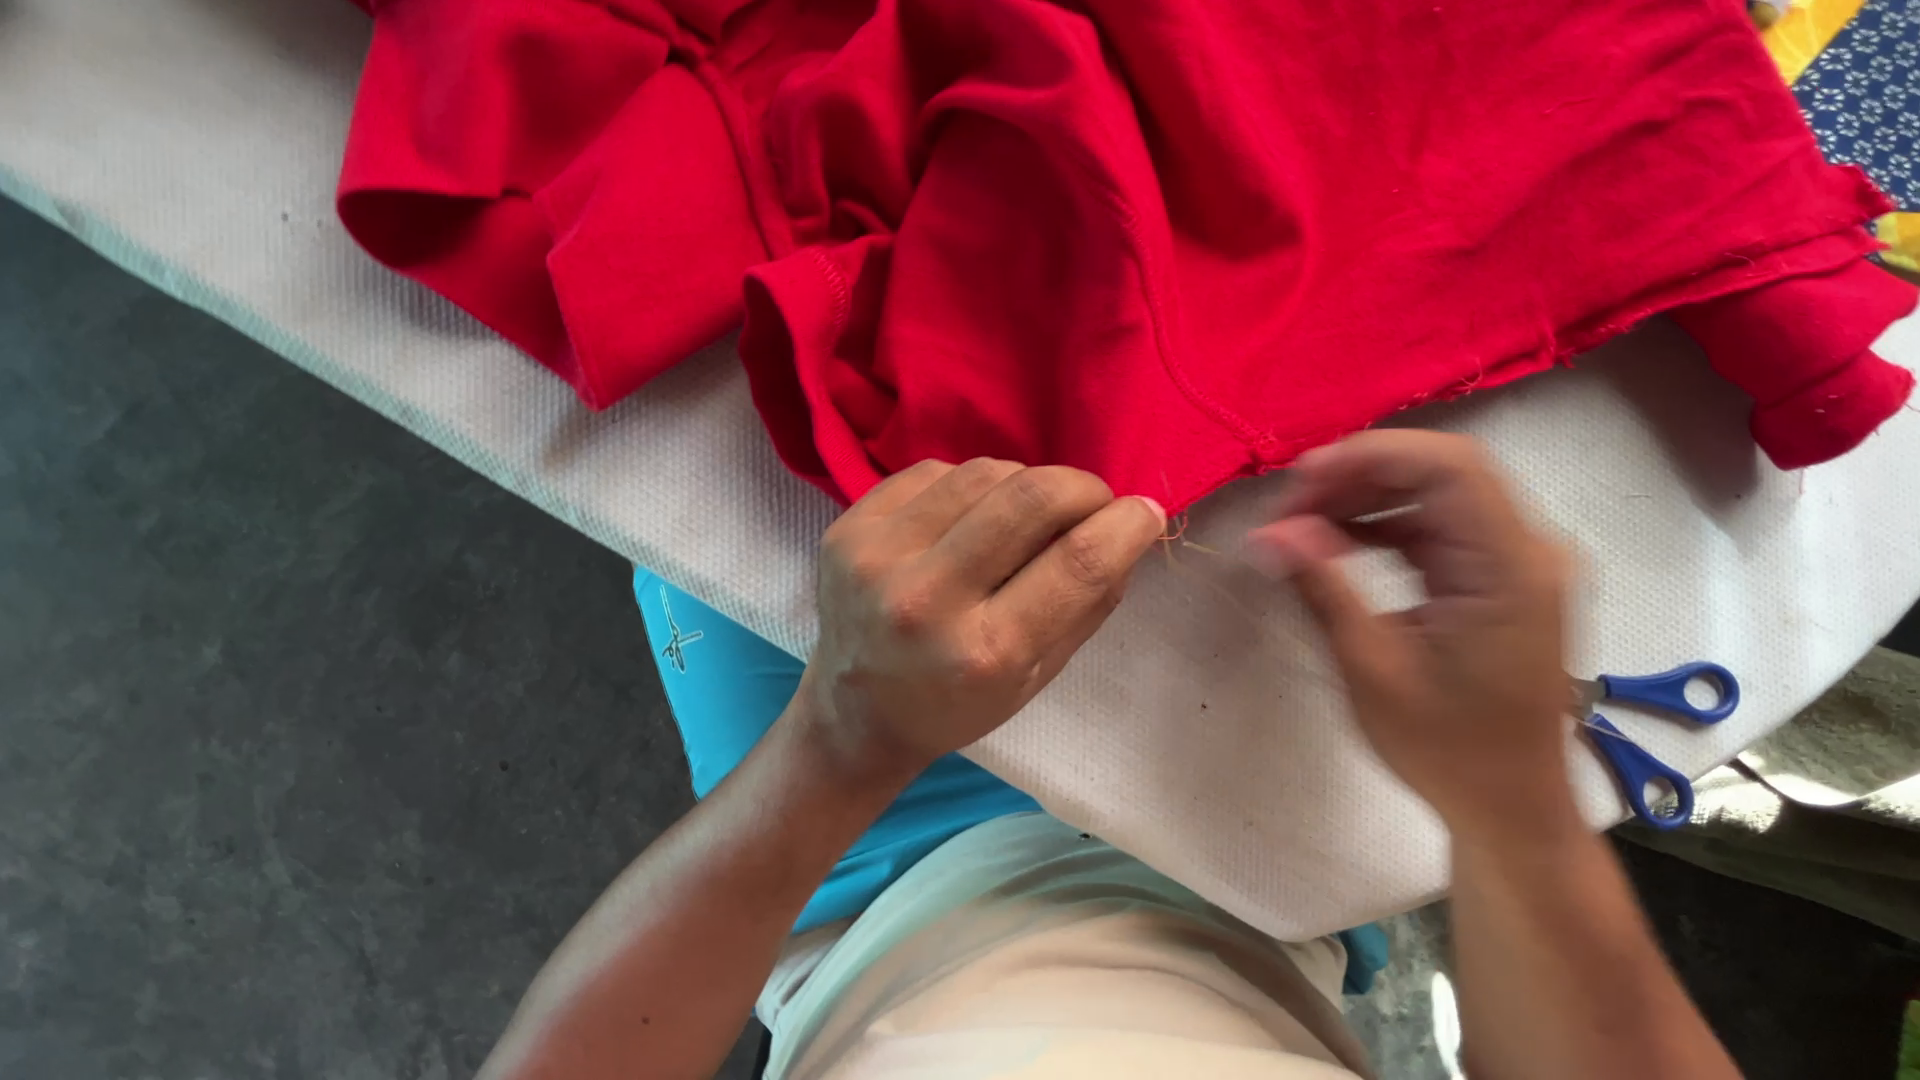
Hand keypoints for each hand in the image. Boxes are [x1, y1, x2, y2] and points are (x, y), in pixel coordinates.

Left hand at [796, 458, 1165, 777]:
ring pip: (983, 471)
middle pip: (1031, 497)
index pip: (1079, 561)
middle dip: (1082, 487)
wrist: (854, 712)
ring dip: (1026, 482)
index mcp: (984, 653)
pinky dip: (970, 485)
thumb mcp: (1037, 677)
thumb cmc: (956, 706)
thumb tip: (1130, 525)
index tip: (1145, 511)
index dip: (1128, 524)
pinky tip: (969, 517)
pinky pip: (935, 471)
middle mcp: (925, 599)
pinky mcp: (848, 526)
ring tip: (1027, 513)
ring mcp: (876, 555)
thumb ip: (1089, 603)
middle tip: (1092, 502)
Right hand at [1246, 431, 1575, 839]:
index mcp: (1510, 567)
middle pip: (1441, 472)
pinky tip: (1337, 543)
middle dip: (1357, 476)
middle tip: (1289, 510)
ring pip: (1437, 495)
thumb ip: (1323, 587)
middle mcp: (1528, 549)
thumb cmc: (1446, 746)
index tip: (1299, 481)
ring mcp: (1518, 562)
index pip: (1449, 466)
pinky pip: (1440, 528)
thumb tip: (1269, 533)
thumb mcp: (1371, 666)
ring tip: (1300, 526)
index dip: (1369, 456)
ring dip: (1366, 499)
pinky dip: (1385, 527)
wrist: (1509, 805)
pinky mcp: (1501, 578)